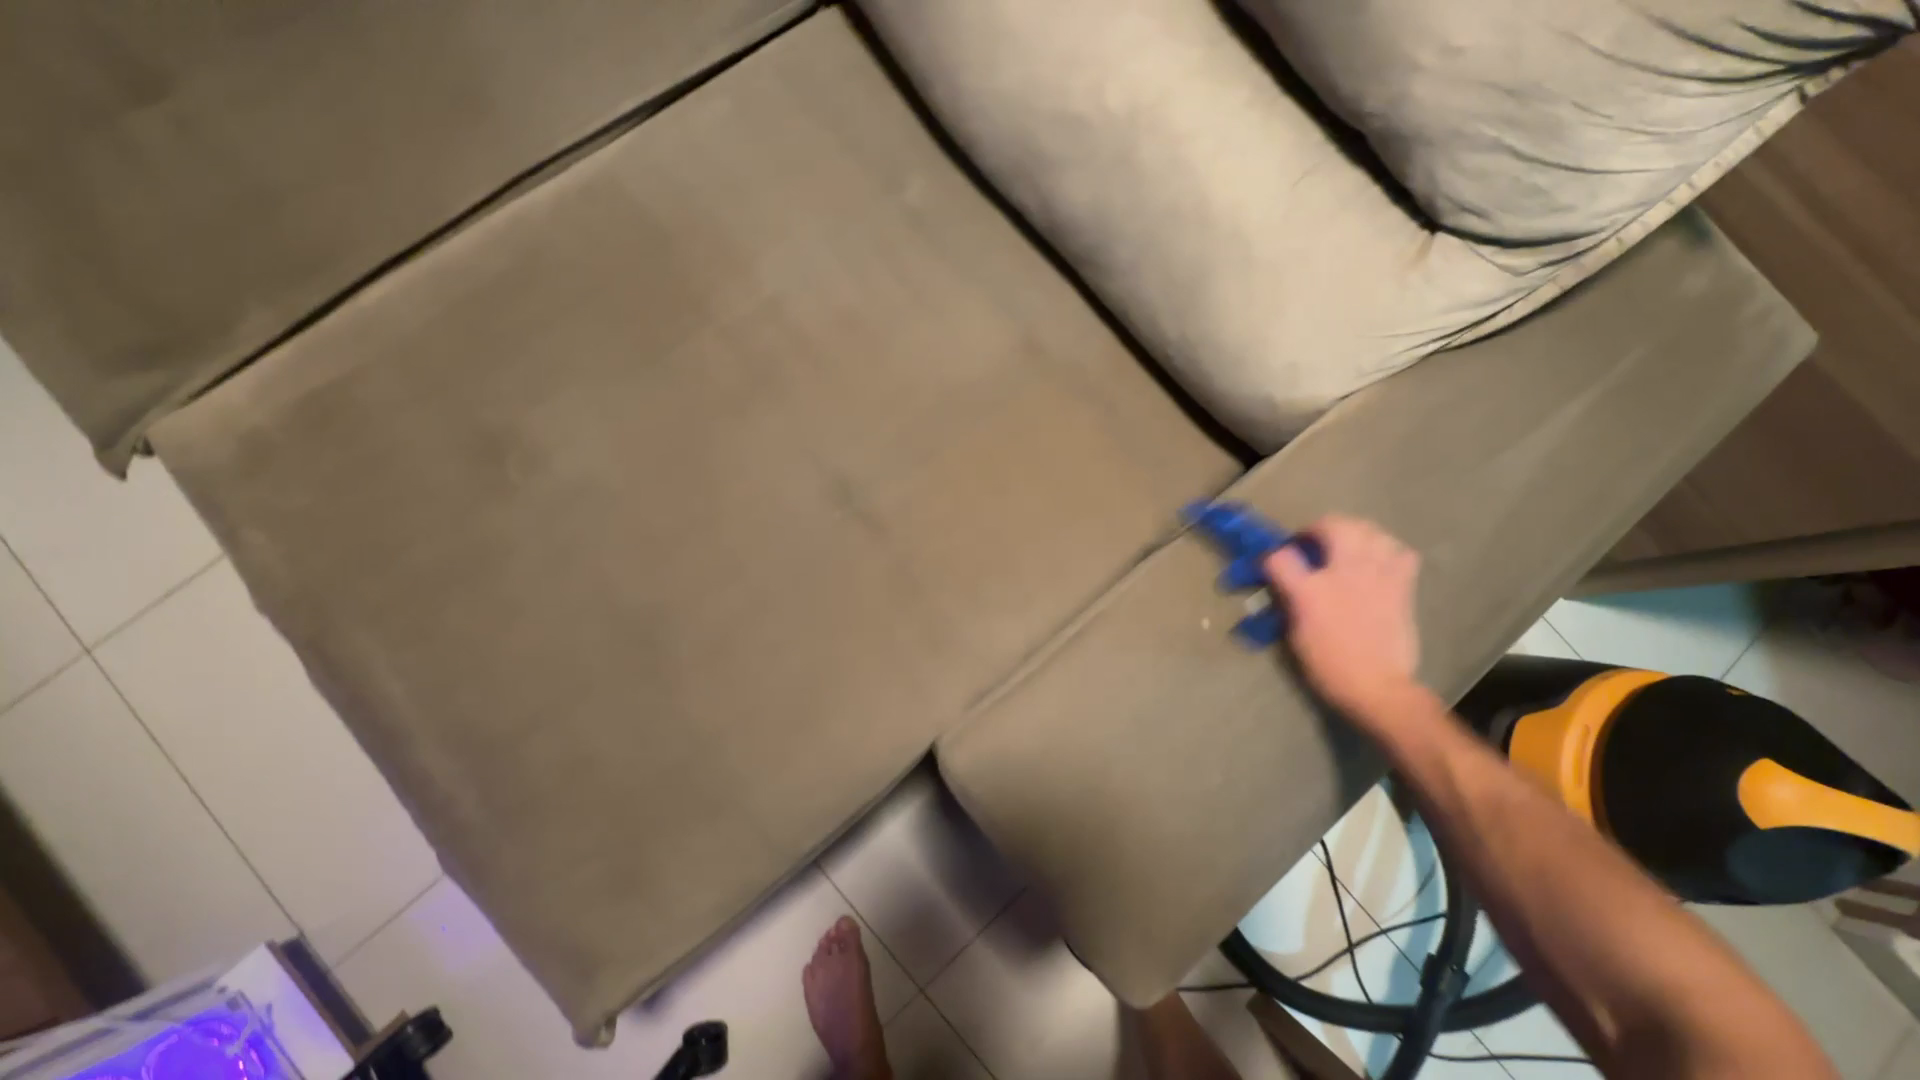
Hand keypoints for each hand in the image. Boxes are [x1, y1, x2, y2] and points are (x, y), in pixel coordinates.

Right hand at [1264, 515, 1423, 721]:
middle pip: (1333, 525)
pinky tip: (1379, 562)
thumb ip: (1292, 600)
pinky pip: (1401, 551)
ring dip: (1354, 533)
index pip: (1281, 557)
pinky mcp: (1402, 584)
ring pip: (1370, 530)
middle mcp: (1344, 574)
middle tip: (1313, 543)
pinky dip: (1389, 551)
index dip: (1272, 557)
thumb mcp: (1296, 634)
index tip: (1272, 565)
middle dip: (1318, 528)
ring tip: (1347, 547)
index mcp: (1311, 592)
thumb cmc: (1329, 667)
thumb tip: (1289, 584)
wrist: (1377, 686)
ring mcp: (1377, 575)